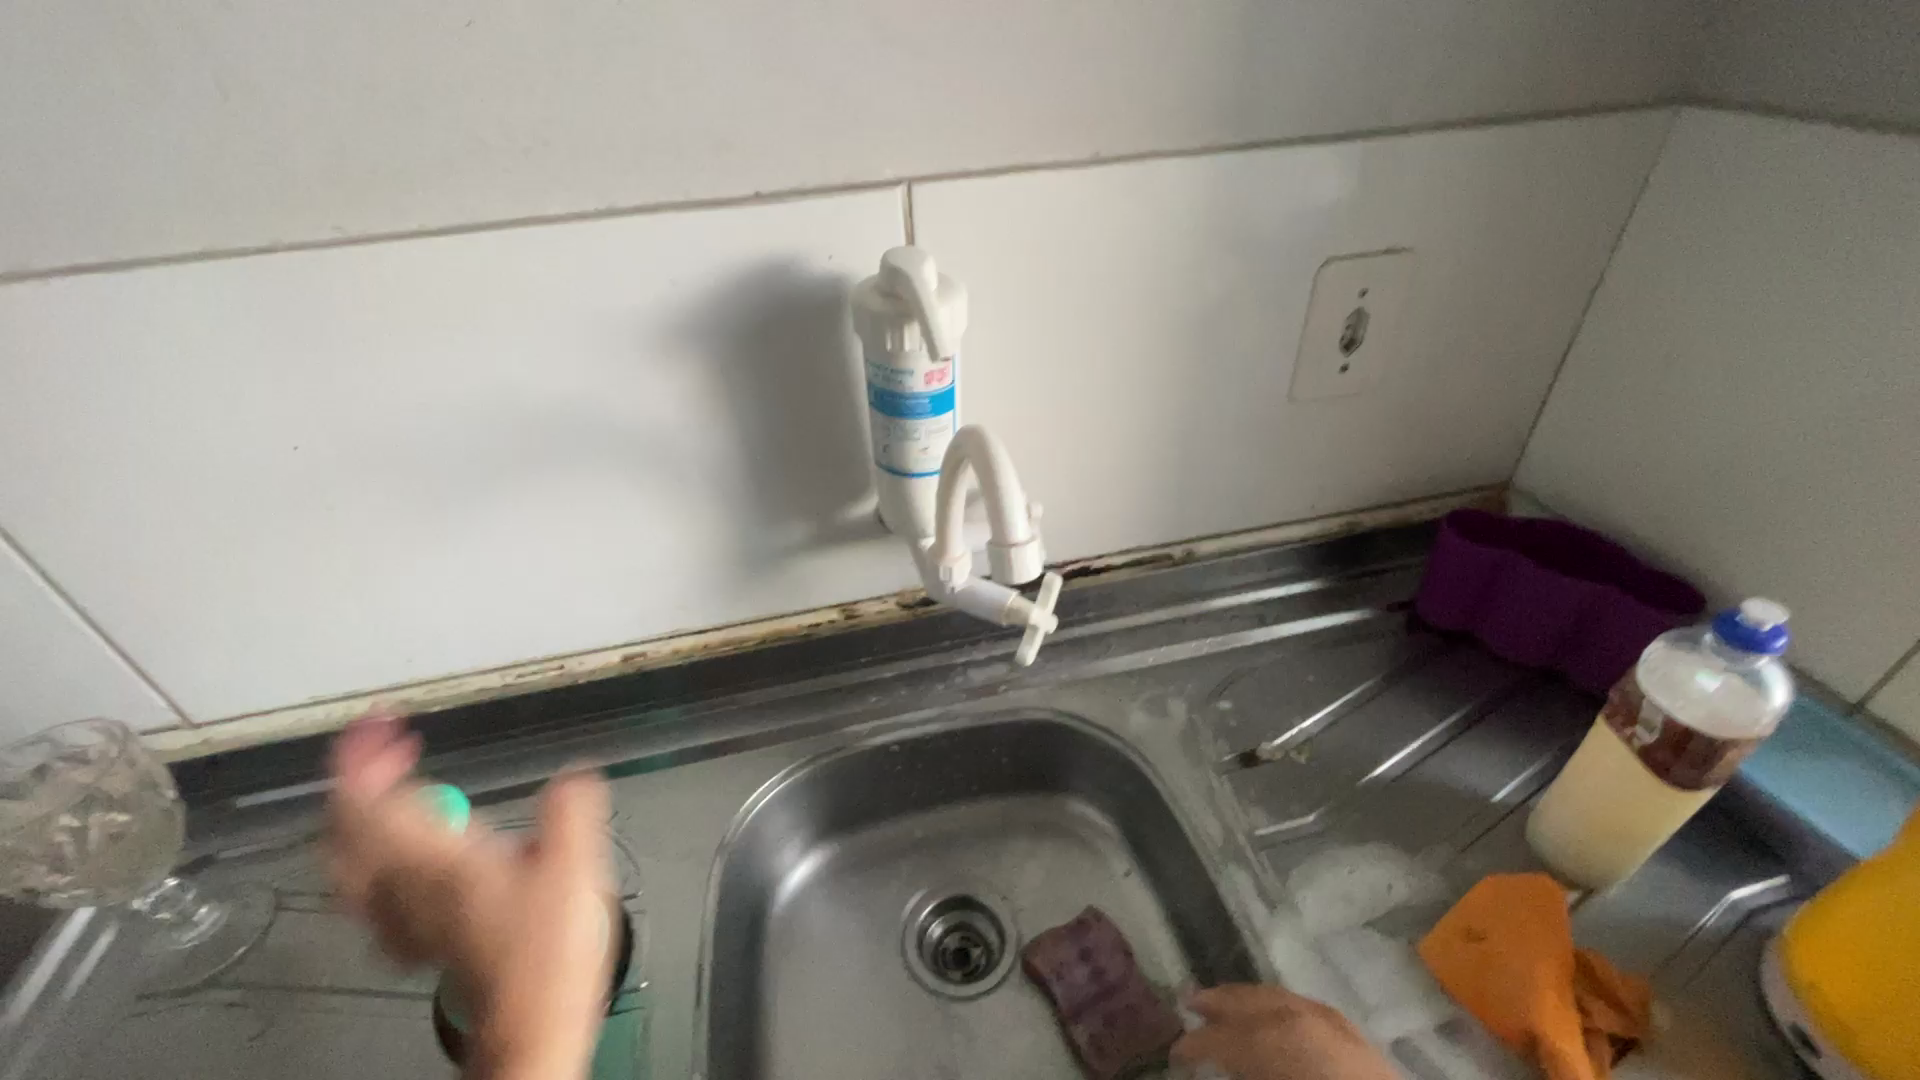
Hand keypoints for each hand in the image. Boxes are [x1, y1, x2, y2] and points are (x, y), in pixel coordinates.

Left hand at [327, 712, 615, 1079]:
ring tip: (390, 790)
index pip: (367, 801)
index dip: (363, 757)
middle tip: (393, 747)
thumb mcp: (576, 861)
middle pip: (344, 830)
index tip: (382, 723)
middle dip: (359, 779)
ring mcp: (403, 919)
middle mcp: (405, 888)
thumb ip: (571, 808)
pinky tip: (405, 856)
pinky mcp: (417, 939)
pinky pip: (369, 892)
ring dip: (360, 818)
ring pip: (348, 862)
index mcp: (434, 859)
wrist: (533, 1018)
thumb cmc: (547, 949)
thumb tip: (574, 776)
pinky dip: (374, 858)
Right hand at [1172, 985, 1399, 1079]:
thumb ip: (1243, 1069)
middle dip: (1216, 1003)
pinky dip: (1277, 1006)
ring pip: (1274, 998)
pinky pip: (1301, 1006)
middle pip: (1245, 1003)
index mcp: (1274, 1042)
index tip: (1174, 1056)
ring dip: (1245, 1000)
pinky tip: (1271, 1015)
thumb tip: (1221, 1063)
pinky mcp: (1353, 1033)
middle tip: (1189, 1004)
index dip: (1193, 1047)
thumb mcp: (1271, 1075)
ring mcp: (1329, 1021)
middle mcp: (1298, 1019)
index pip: (1220, 1039)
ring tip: (1224, 1005)